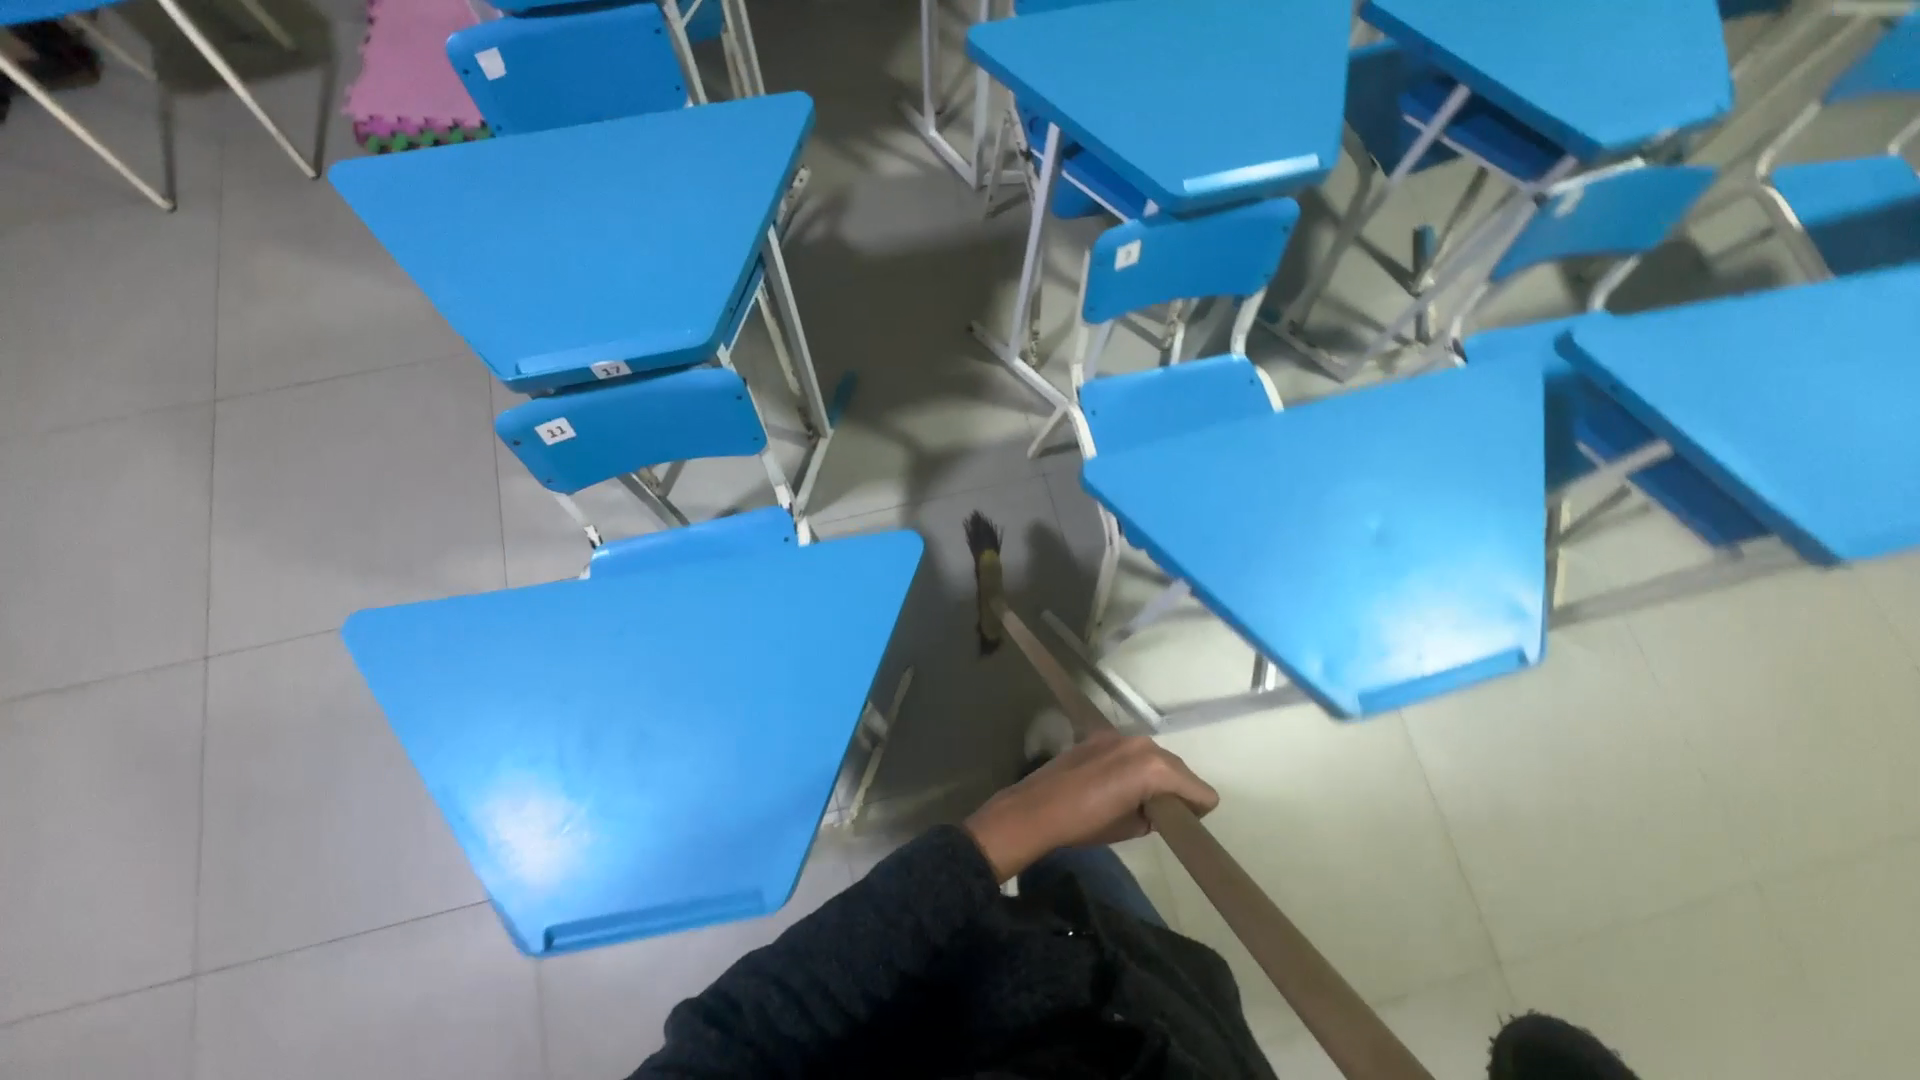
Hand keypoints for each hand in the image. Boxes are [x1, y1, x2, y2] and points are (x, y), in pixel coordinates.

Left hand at [962, 731, 1218, 882]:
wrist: (1037, 808)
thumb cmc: (1086, 825)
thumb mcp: (1130, 828)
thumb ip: (1155, 815)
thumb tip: (1159, 811)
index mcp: (1155, 769)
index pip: (1200, 789)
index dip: (1198, 809)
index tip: (1185, 824)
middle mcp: (1143, 744)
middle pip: (1179, 768)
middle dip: (1178, 790)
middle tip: (1164, 816)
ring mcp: (1119, 736)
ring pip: (1156, 756)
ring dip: (1157, 776)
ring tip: (1139, 800)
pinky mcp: (1100, 736)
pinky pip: (1131, 751)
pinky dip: (1134, 765)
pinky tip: (1117, 784)